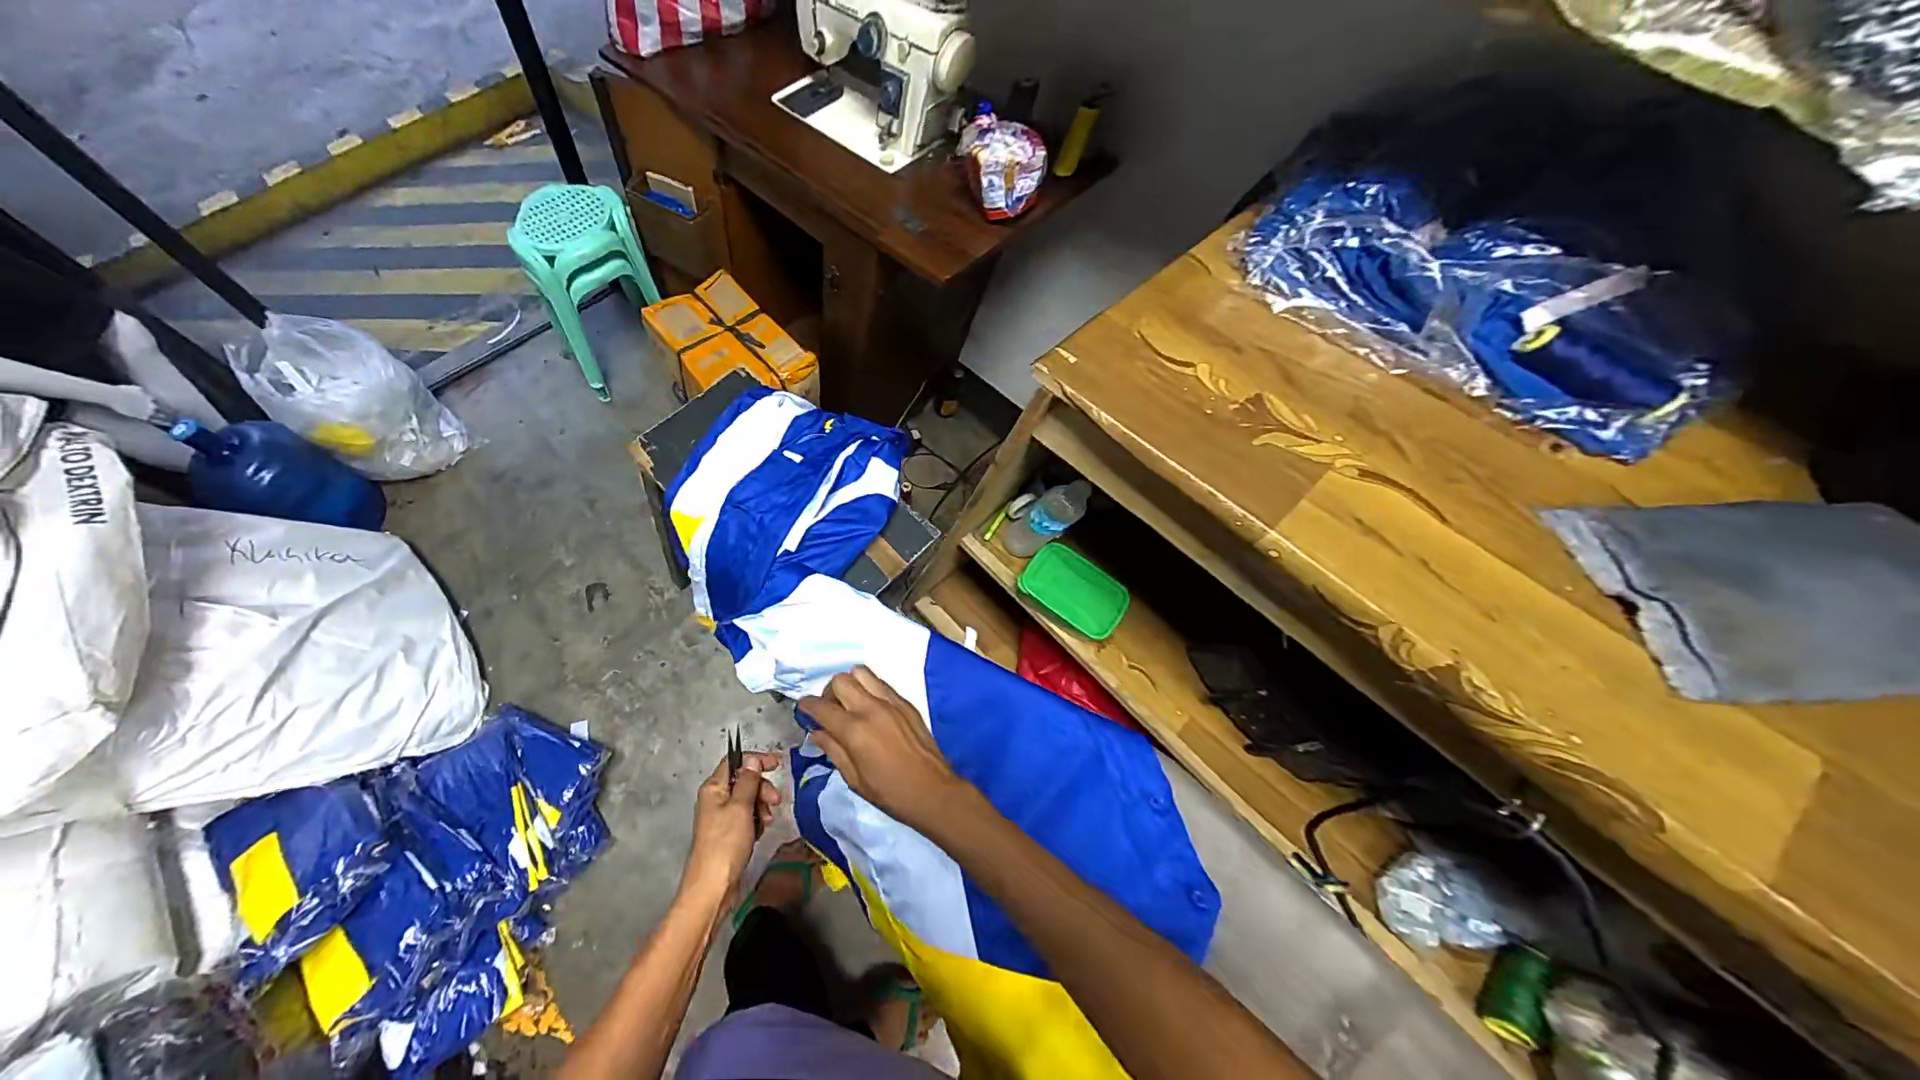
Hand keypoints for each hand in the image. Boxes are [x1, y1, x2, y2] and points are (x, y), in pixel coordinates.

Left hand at [684, 749, 781, 895]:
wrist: (713, 886)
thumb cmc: (726, 843)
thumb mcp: (741, 807)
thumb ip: (748, 780)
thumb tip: (752, 758)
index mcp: (714, 788)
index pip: (735, 761)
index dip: (756, 759)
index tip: (777, 764)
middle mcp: (715, 798)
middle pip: (744, 780)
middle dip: (762, 787)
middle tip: (774, 801)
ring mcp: (721, 816)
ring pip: (748, 799)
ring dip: (761, 805)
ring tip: (767, 821)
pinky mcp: (728, 832)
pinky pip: (747, 816)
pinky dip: (757, 819)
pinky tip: (760, 831)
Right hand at [797, 666, 967, 829]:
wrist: (932, 790)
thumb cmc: (889, 792)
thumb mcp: (854, 779)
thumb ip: (833, 750)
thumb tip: (817, 732)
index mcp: (854, 730)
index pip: (821, 707)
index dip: (807, 705)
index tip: (804, 708)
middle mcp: (871, 708)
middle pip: (840, 680)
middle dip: (828, 692)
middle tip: (830, 709)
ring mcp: (891, 702)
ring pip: (862, 672)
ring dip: (850, 684)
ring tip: (850, 703)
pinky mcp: (906, 703)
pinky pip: (881, 683)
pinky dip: (870, 688)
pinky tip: (871, 707)